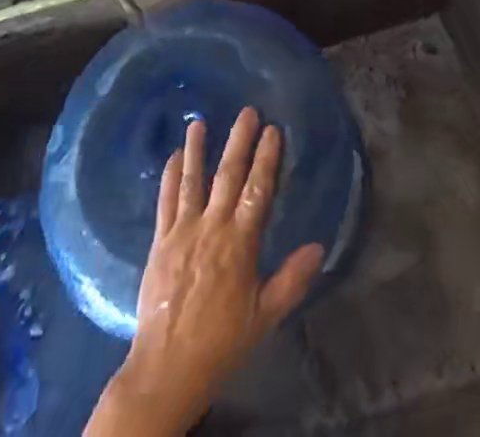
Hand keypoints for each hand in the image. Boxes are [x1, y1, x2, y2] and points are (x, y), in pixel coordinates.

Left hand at [84, 108, 324, 436]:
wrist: (167, 366)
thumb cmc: (223, 341)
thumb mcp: (265, 315)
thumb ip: (292, 279)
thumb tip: (319, 246)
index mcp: (239, 244)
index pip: (258, 190)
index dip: (266, 158)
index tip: (272, 130)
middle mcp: (210, 228)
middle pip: (227, 176)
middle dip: (239, 142)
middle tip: (246, 112)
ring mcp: (181, 232)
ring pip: (191, 182)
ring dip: (197, 150)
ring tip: (199, 123)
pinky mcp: (160, 242)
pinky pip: (165, 202)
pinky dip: (169, 178)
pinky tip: (172, 158)